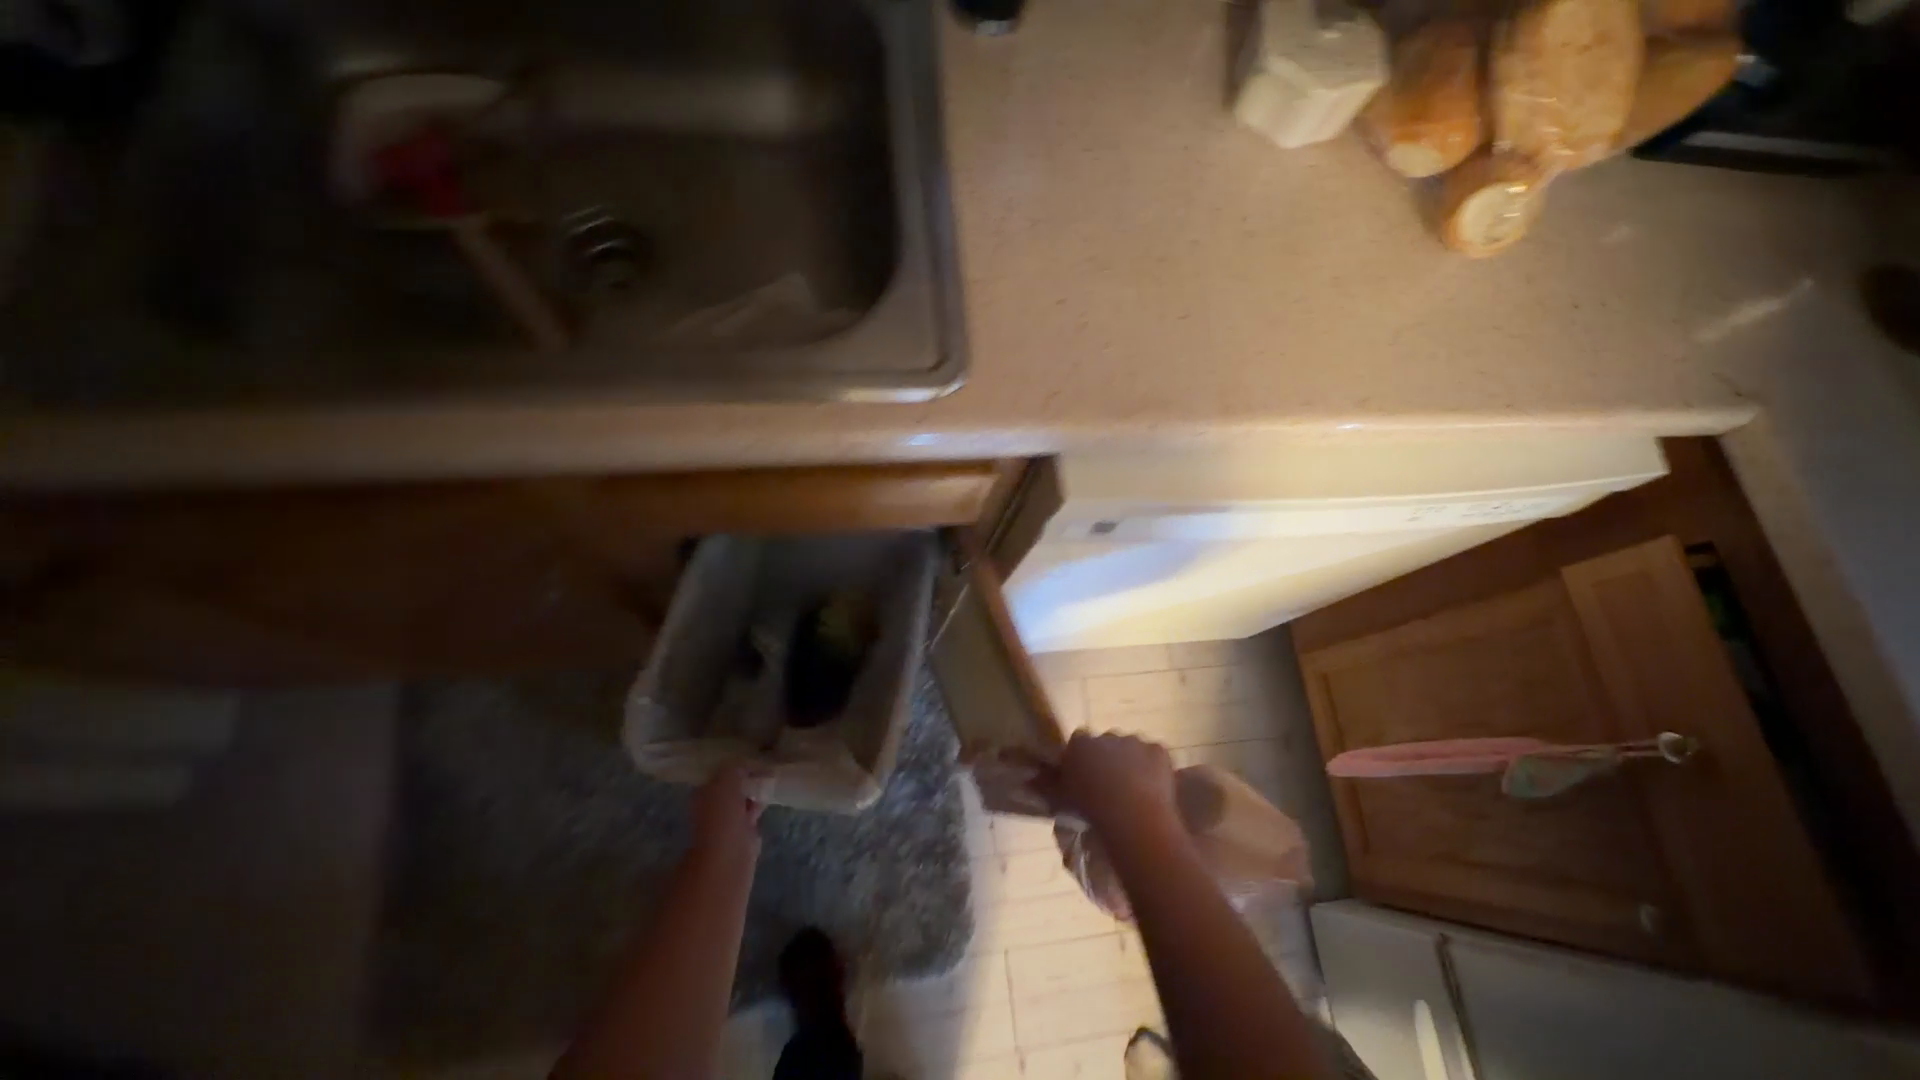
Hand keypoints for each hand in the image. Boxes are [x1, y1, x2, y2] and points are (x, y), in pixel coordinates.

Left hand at [692, 764, 762, 862]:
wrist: (730, 853)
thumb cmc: (723, 815)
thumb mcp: (727, 781)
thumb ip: (735, 769)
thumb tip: (743, 765)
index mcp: (703, 793)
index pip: (718, 774)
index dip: (734, 766)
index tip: (750, 759)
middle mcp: (712, 805)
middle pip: (731, 786)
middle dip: (746, 779)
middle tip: (763, 768)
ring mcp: (728, 820)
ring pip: (743, 799)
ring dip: (754, 791)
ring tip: (769, 779)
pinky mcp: (743, 831)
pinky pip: (752, 812)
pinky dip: (759, 804)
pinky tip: (769, 796)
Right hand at [1055, 731, 1181, 842]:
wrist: (1131, 815)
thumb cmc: (1089, 807)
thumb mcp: (1060, 799)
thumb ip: (1044, 785)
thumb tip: (1027, 779)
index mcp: (1081, 743)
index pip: (1079, 742)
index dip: (1083, 757)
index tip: (1085, 775)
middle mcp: (1107, 735)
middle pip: (1106, 743)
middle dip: (1108, 758)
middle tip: (1109, 786)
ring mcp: (1135, 741)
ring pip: (1132, 747)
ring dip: (1131, 762)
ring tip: (1133, 791)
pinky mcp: (1158, 750)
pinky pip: (1154, 755)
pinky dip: (1153, 767)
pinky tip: (1152, 788)